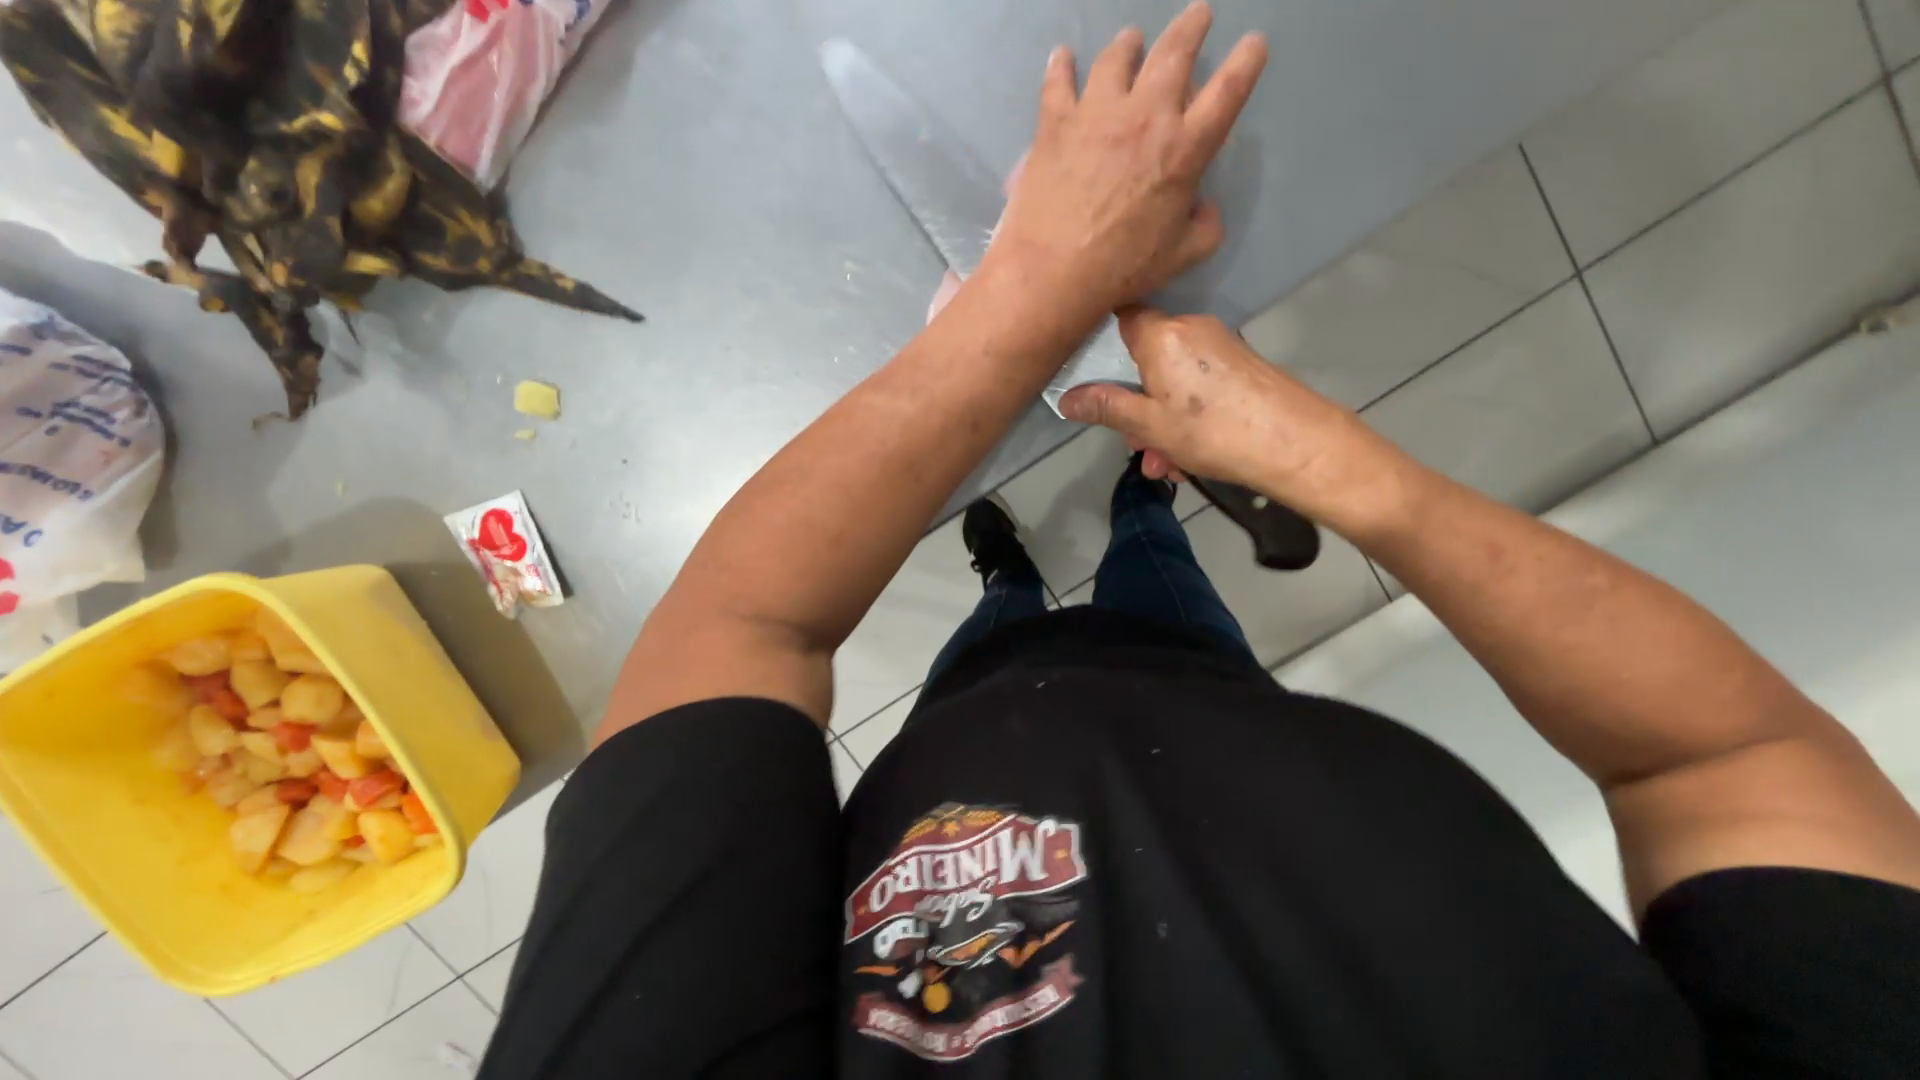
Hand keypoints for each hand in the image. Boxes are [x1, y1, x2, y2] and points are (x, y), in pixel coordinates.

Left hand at [986, 3, 1267, 317]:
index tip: (1253, 43)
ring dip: (1129, 44)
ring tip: (1132, 39)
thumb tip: (1205, 207)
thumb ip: (1204, 227)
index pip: (1228, 91)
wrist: (1053, 271)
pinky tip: (1062, 56)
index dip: (1246, 62)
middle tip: (1199, 13)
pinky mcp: (1055, 124)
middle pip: (1175, 54)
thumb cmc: (1122, 268)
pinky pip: (1059, 83)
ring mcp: (1097, 114)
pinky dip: (1061, 65)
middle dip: (1191, 27)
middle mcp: (1145, 117)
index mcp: (1185, 149)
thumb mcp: (1181, 256)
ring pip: (1117, 59)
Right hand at [1058, 308, 1422, 536]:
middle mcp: (1192, 328)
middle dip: (1135, 401)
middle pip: (1147, 356)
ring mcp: (1221, 345)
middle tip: (1135, 444)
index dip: (1102, 344)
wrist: (1295, 443)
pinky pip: (1199, 384)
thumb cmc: (1212, 431)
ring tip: (1165, 463)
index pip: (1121, 318)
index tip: (1091, 375)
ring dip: (1161, 419)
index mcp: (1162, 334)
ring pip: (1173, 378)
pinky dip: (1188, 414)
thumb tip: (1066, 399)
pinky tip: (1189, 455)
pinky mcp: (1242, 364)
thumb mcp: (1149, 426)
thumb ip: (1106, 407)